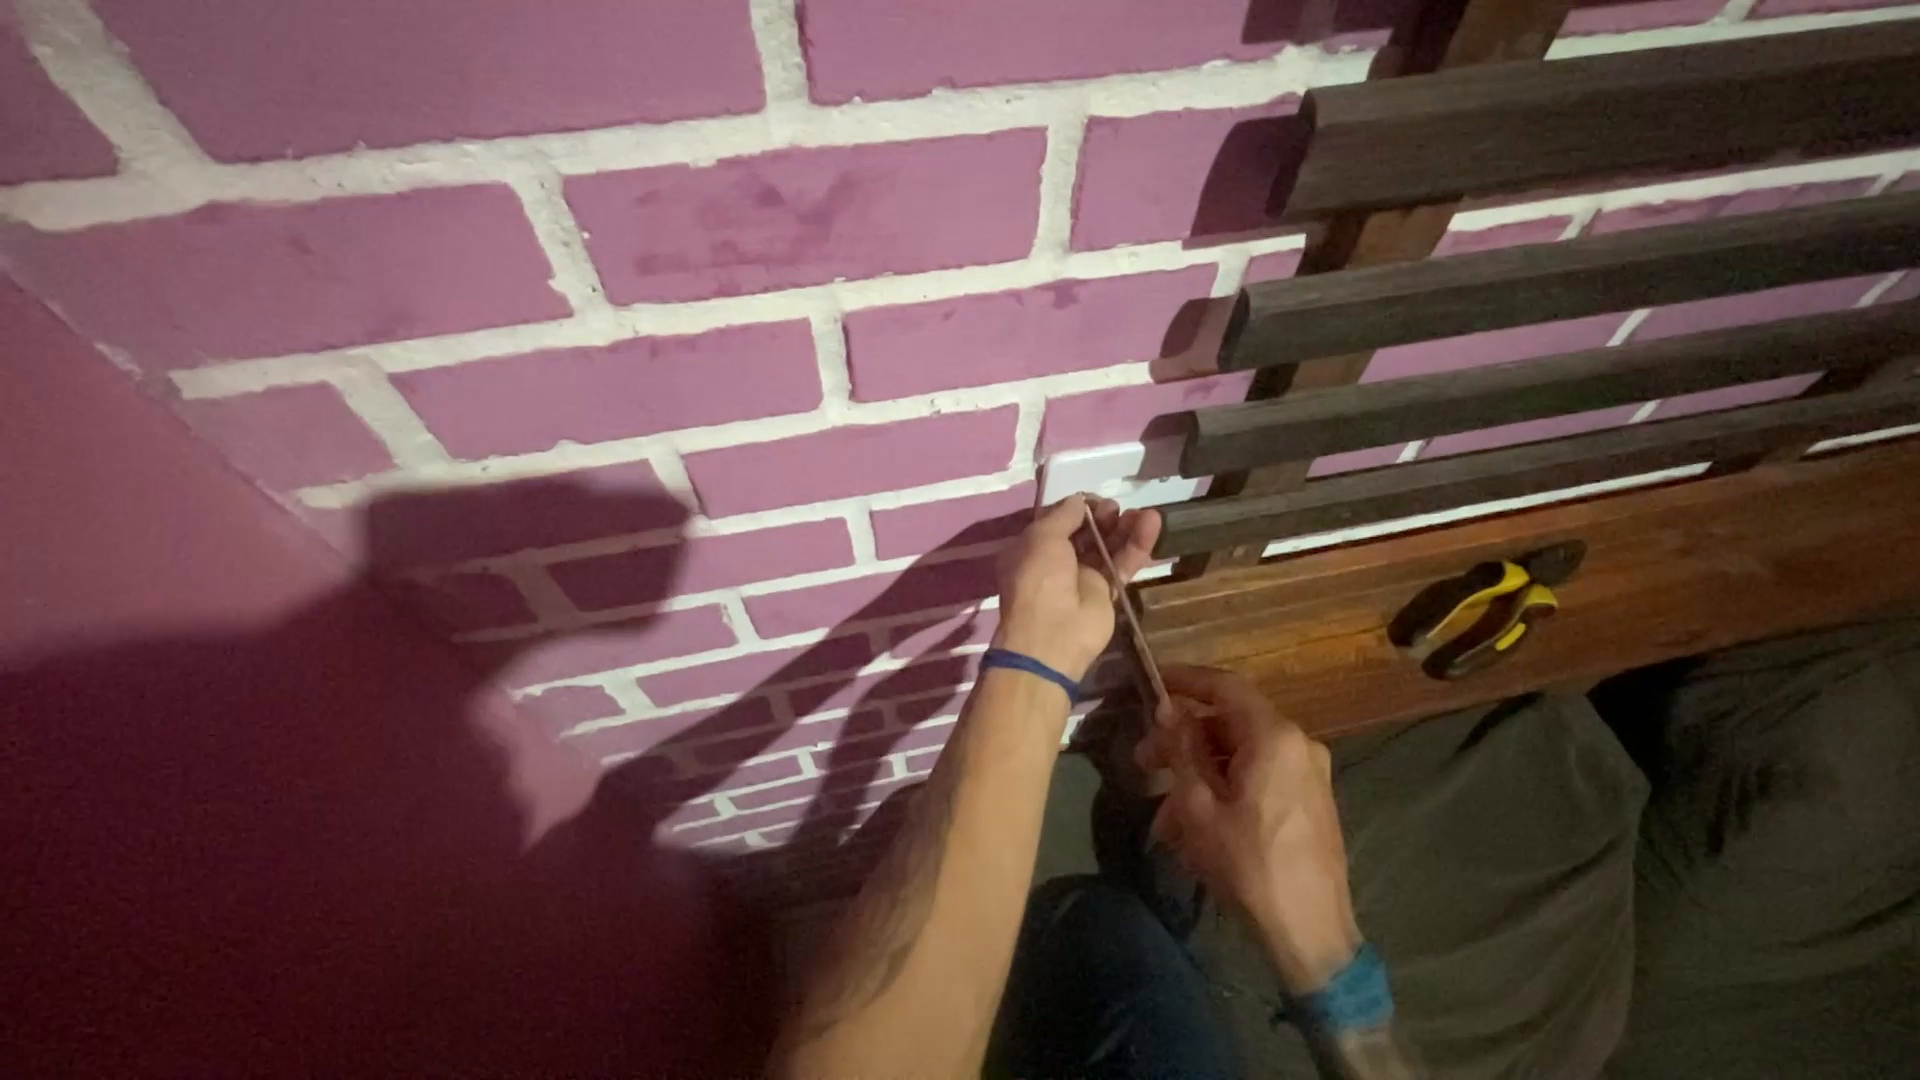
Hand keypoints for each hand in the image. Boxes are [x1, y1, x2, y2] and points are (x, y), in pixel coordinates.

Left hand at [992, 494, 1159, 682]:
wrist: (1052, 634)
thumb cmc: (1038, 578)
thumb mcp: (1042, 536)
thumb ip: (1064, 515)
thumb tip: (1079, 500)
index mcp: (1032, 548)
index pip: (1058, 521)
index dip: (1076, 508)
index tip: (1093, 501)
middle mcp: (1056, 562)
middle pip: (1085, 532)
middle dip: (1101, 517)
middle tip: (1114, 509)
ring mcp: (1082, 578)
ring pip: (1107, 546)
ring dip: (1124, 528)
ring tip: (1143, 513)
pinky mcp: (1107, 592)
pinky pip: (1123, 563)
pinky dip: (1138, 544)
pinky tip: (1153, 522)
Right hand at [1141, 664, 1361, 993]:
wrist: (1312, 933)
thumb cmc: (1248, 865)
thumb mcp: (1199, 805)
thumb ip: (1182, 748)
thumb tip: (1168, 708)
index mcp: (1274, 737)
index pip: (1225, 686)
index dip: (1185, 679)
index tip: (1151, 680)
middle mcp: (1298, 744)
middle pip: (1231, 722)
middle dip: (1183, 736)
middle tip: (1143, 759)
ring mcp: (1309, 772)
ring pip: (1242, 752)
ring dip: (1199, 767)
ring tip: (1163, 803)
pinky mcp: (1310, 799)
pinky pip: (1259, 774)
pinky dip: (1225, 783)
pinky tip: (1196, 817)